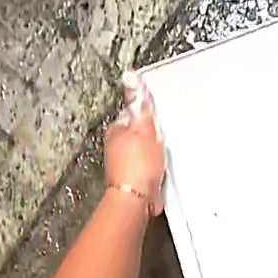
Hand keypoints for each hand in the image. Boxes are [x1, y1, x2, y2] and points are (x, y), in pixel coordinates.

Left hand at [105, 73, 164, 215]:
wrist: (137, 198)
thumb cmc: (137, 165)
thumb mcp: (143, 128)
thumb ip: (139, 105)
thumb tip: (132, 79)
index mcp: (116, 130)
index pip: (134, 113)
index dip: (149, 116)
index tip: (157, 121)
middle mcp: (118, 146)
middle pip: (142, 131)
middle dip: (154, 134)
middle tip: (160, 139)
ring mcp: (126, 162)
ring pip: (147, 148)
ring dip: (157, 151)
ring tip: (161, 156)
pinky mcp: (136, 176)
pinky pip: (151, 165)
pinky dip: (158, 165)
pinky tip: (161, 168)